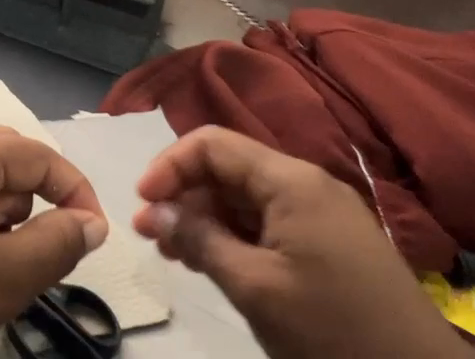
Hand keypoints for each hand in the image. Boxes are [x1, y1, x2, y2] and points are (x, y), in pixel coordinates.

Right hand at [133, 126, 467, 358]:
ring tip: (173, 254)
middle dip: (183, 196)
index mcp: (290, 180)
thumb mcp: (254, 287)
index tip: (141, 204)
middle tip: (149, 236)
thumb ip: (198, 239)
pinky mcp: (332, 243)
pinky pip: (269, 221)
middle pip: (228, 167)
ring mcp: (323, 213)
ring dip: (205, 218)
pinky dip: (234, 235)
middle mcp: (306, 183)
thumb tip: (153, 210)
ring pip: (245, 197)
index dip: (169, 166)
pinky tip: (213, 262)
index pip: (211, 144)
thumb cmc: (331, 329)